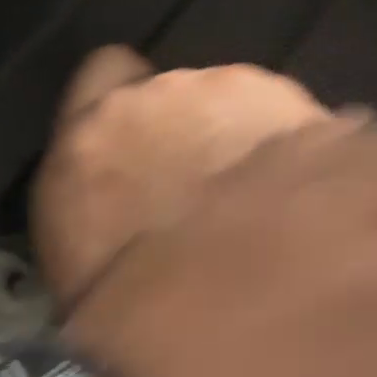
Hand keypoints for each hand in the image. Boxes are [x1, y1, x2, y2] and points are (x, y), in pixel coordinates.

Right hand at [34, 46, 339, 293]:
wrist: (216, 305)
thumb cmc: (117, 298)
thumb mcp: (71, 246)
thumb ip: (90, 195)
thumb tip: (114, 192)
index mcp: (86, 134)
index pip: (103, 71)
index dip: (118, 99)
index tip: (128, 142)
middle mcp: (158, 95)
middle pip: (173, 93)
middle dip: (181, 129)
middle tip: (189, 191)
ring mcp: (236, 94)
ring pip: (233, 104)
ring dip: (233, 141)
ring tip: (245, 203)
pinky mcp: (305, 110)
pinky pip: (290, 125)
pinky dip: (289, 154)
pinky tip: (289, 204)